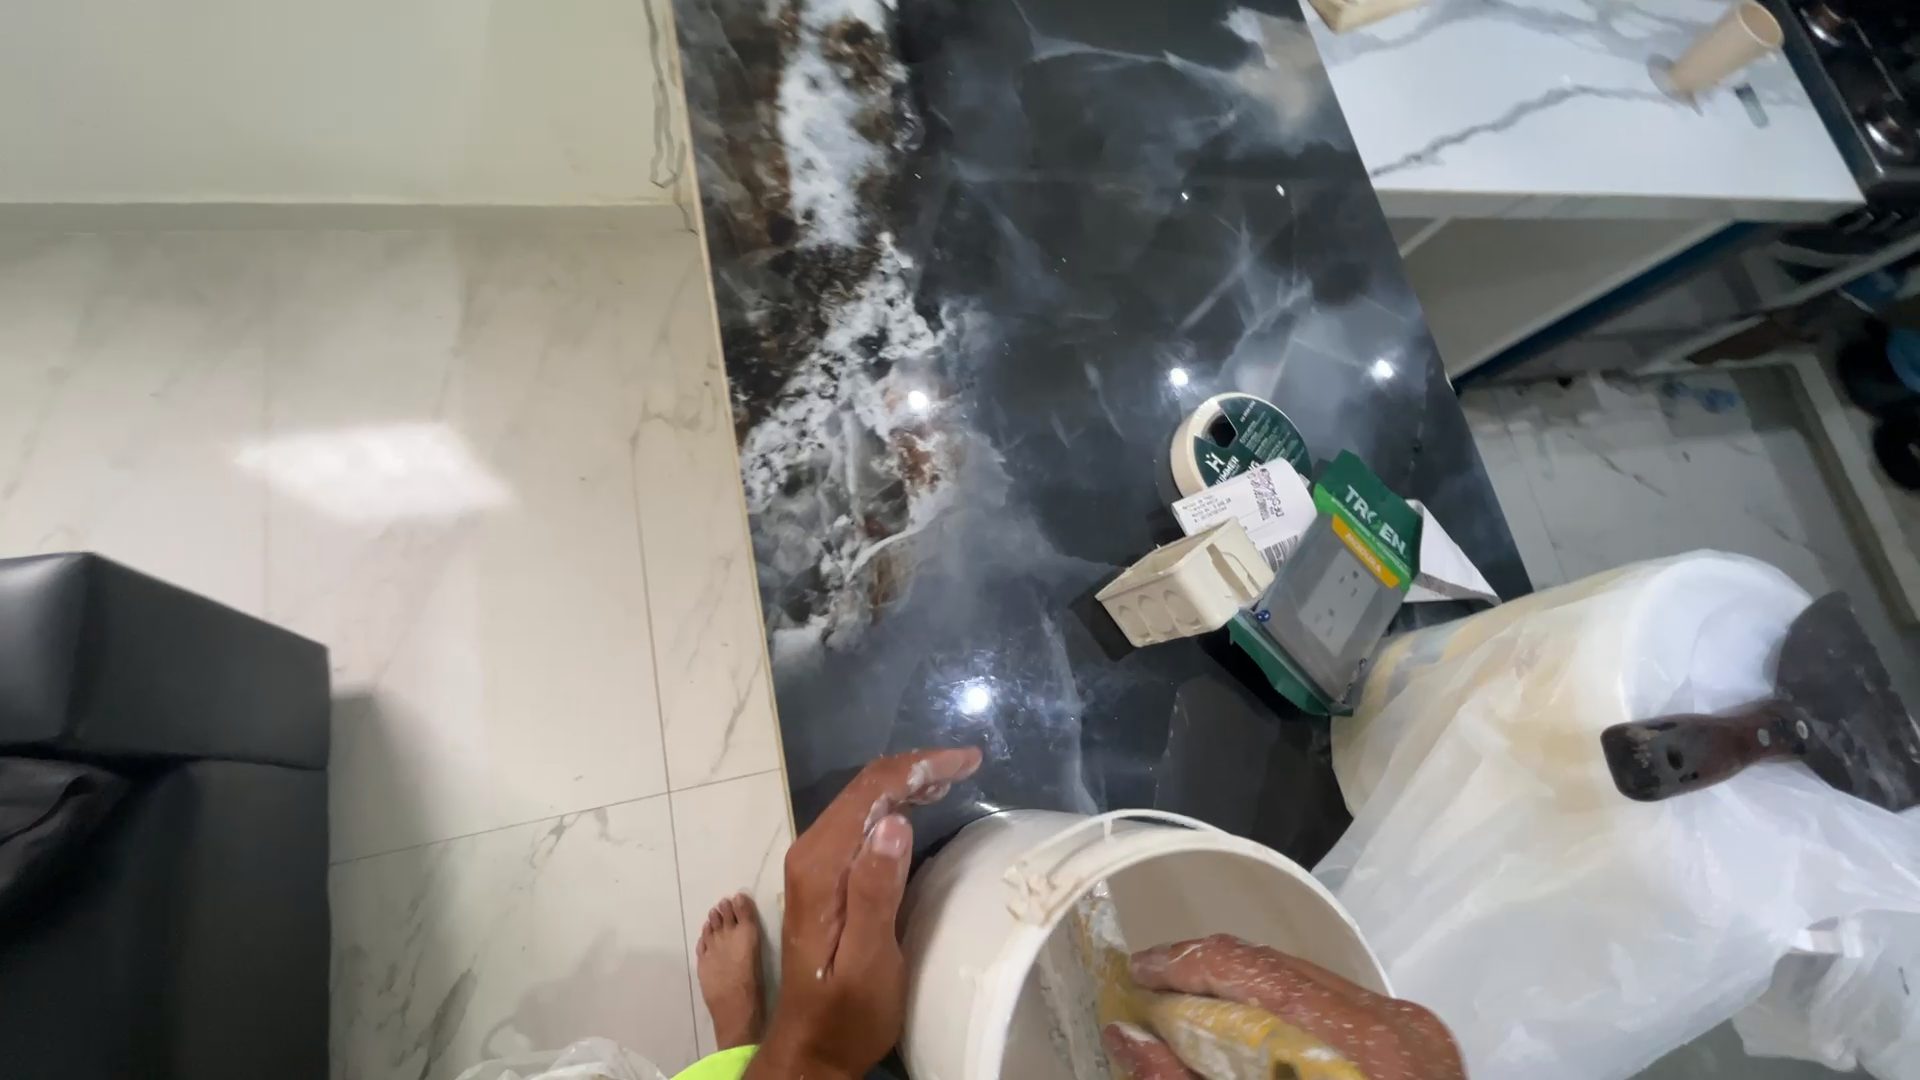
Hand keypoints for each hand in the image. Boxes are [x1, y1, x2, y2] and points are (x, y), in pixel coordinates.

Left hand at [746, 746, 983, 1079]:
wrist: (814, 1045)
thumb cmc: (847, 1011)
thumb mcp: (868, 960)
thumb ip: (876, 891)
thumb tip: (894, 822)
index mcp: (821, 864)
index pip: (871, 792)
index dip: (918, 767)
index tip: (966, 761)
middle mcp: (812, 849)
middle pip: (867, 786)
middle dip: (918, 766)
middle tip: (968, 763)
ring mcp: (817, 857)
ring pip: (866, 797)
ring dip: (909, 779)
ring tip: (954, 774)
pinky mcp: (828, 868)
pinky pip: (864, 816)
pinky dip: (897, 799)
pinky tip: (922, 801)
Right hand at [1101, 935, 1463, 1079]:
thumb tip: (1123, 1034)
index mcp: (1359, 1048)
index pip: (1249, 968)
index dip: (1181, 963)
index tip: (1135, 971)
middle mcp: (1392, 1021)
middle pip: (1272, 965)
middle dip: (1205, 974)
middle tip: (1153, 990)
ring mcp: (1412, 1027)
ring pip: (1299, 978)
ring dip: (1241, 990)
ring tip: (1193, 1008)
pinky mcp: (1419, 1038)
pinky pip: (1329, 1002)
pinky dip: (1281, 1010)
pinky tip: (1251, 1033)